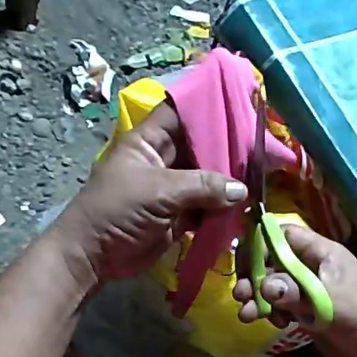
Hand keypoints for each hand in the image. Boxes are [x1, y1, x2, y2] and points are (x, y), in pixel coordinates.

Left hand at [52, 102, 247, 281]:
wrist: (93, 256)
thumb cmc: (116, 210)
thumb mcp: (158, 191)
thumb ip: (202, 186)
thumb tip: (242, 190)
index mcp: (148, 141)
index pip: (179, 111)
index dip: (206, 105)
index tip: (240, 100)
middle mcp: (162, 160)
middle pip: (200, 146)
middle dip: (228, 147)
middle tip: (263, 146)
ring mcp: (171, 188)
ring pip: (207, 178)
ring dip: (229, 181)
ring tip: (263, 176)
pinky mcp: (177, 216)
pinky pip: (205, 206)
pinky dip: (222, 208)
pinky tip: (247, 206)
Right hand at [233, 224, 356, 356]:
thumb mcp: (330, 302)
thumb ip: (297, 292)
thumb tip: (264, 286)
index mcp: (321, 253)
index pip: (283, 235)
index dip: (260, 243)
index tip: (244, 262)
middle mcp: (311, 266)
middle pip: (271, 260)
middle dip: (252, 275)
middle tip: (239, 293)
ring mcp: (307, 289)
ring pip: (271, 284)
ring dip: (256, 297)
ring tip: (246, 314)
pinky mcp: (304, 311)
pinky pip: (278, 305)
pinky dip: (267, 312)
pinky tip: (271, 323)